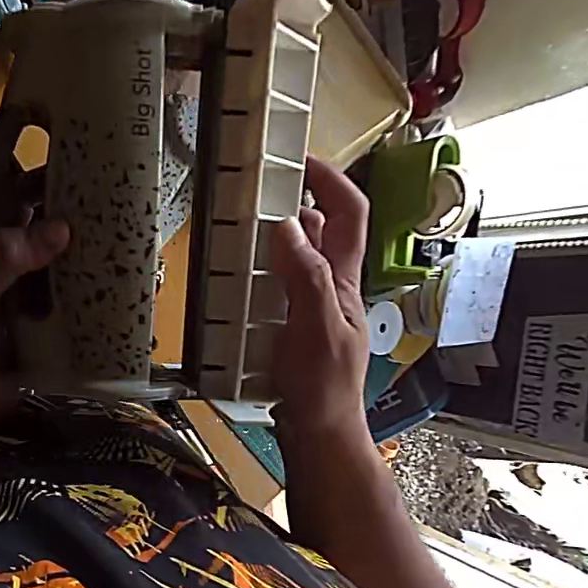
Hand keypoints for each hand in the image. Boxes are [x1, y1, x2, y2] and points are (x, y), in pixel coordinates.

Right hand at [269, 157, 371, 440]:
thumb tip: (287, 225)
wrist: (317, 428)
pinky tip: (239, 276)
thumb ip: (305, 277)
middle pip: (319, 229)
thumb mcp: (317, 328)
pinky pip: (278, 283)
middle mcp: (330, 285)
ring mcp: (312, 304)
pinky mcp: (292, 323)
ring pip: (296, 256)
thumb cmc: (323, 385)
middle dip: (295, 202)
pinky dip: (261, 269)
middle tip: (256, 192)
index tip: (300, 158)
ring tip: (242, 227)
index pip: (348, 214)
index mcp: (343, 280)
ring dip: (274, 236)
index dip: (331, 180)